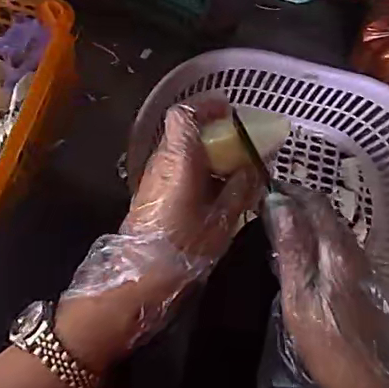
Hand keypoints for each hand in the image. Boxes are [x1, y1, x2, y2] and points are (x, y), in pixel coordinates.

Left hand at [57, 102, 259, 370]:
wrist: (135, 282)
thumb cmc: (180, 249)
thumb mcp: (221, 223)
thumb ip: (239, 190)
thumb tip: (253, 168)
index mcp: (178, 160)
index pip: (183, 114)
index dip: (206, 106)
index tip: (230, 112)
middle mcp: (161, 162)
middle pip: (184, 131)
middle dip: (213, 130)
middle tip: (242, 141)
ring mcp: (153, 178)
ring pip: (180, 150)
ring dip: (206, 151)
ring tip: (235, 166)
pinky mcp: (150, 195)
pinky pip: (177, 169)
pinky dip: (198, 168)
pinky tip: (217, 188)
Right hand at [268, 186, 388, 387]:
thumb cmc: (328, 341)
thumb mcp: (299, 294)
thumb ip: (290, 246)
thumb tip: (278, 201)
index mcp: (339, 249)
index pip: (316, 202)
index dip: (291, 190)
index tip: (265, 186)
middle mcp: (356, 252)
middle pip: (327, 214)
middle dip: (299, 203)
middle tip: (267, 204)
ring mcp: (363, 269)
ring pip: (333, 231)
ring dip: (308, 222)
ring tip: (280, 225)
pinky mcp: (363, 287)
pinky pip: (336, 249)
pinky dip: (317, 241)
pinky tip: (303, 254)